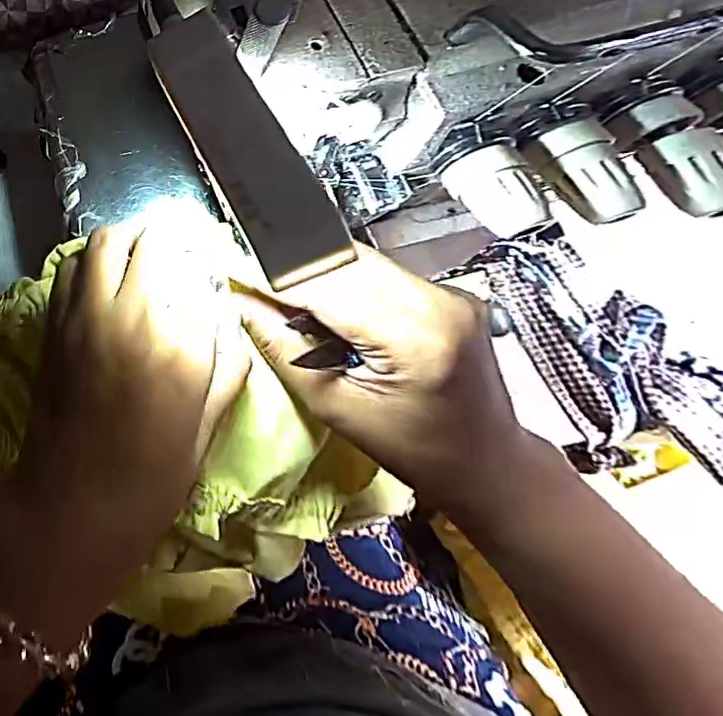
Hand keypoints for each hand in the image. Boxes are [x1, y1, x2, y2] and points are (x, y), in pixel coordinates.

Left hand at [0, 224, 251, 639]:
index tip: (214, 268)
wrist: (70, 506)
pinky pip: (72, 265)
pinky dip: (94, 259)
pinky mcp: (53, 321)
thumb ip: (227, 364)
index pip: (198, 270)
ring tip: (143, 256)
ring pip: (104, 241)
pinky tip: (106, 278)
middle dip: (171, 239)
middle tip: (180, 252)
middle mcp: (126, 314)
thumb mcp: (207, 426)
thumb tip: (229, 319)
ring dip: (129, 240)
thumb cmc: (150, 478)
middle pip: (149, 241)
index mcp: (175, 344)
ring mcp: (82, 313)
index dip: (210, 263)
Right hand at [234, 245, 529, 511]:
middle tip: (247, 273)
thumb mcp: (339, 409)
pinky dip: (340, 278)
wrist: (489, 464)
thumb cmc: (416, 452)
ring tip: (276, 287)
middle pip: (342, 260)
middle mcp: (437, 300)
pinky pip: (378, 271)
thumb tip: (244, 306)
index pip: (327, 285)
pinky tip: (319, 297)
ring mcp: (446, 291)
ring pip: (358, 259)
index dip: (273, 276)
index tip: (233, 269)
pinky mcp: (445, 291)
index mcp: (414, 336)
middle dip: (288, 265)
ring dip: (312, 269)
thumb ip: (286, 351)